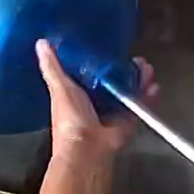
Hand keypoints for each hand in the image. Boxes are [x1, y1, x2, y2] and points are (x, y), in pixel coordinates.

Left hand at [35, 40, 155, 161]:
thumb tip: (41, 44)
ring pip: (127, 92)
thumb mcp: (59, 86)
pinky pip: (138, 107)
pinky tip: (152, 86)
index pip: (89, 74)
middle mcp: (93, 104)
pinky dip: (146, 97)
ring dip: (138, 80)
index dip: (101, 62)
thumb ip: (52, 66)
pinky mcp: (125, 123)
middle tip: (135, 60)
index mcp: (75, 95)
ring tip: (145, 68)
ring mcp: (111, 114)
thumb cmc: (70, 120)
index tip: (111, 49)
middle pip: (113, 82)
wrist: (87, 149)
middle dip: (125, 70)